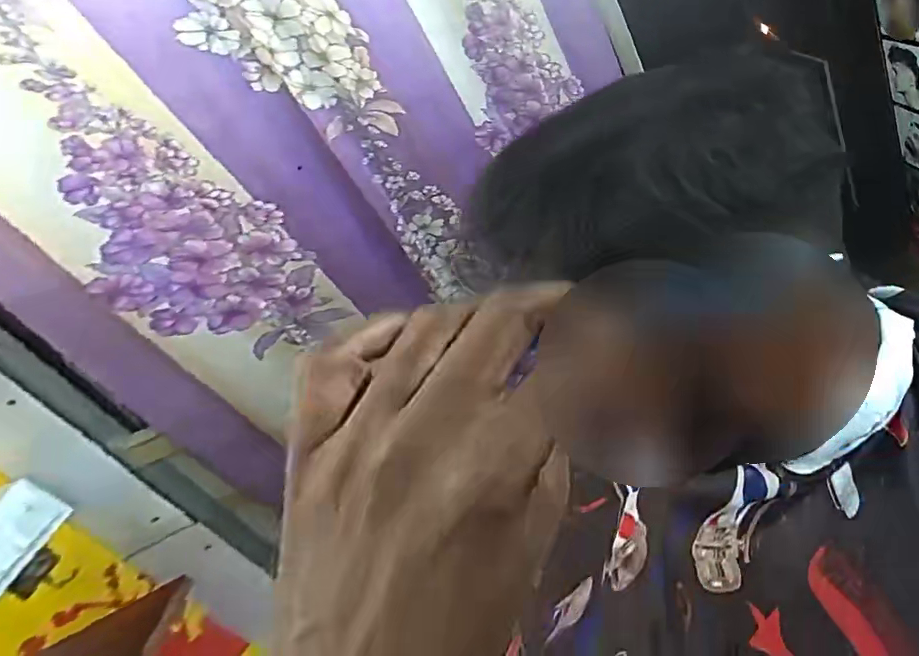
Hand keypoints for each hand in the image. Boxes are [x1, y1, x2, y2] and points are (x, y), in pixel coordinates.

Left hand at [276, 287, 571, 655]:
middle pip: (500, 321)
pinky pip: (332, 360)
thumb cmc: (468, 616)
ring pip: (427, 325)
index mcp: (494, 461)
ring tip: (500, 321)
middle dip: (547, 301)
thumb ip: (556, 438)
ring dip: (480, 311)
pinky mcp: (307, 450)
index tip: (611, 326)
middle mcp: (425, 432)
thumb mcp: (538, 527)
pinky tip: (411, 336)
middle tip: (564, 306)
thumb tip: (577, 376)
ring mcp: (357, 435)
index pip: (565, 363)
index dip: (600, 336)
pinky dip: (378, 333)